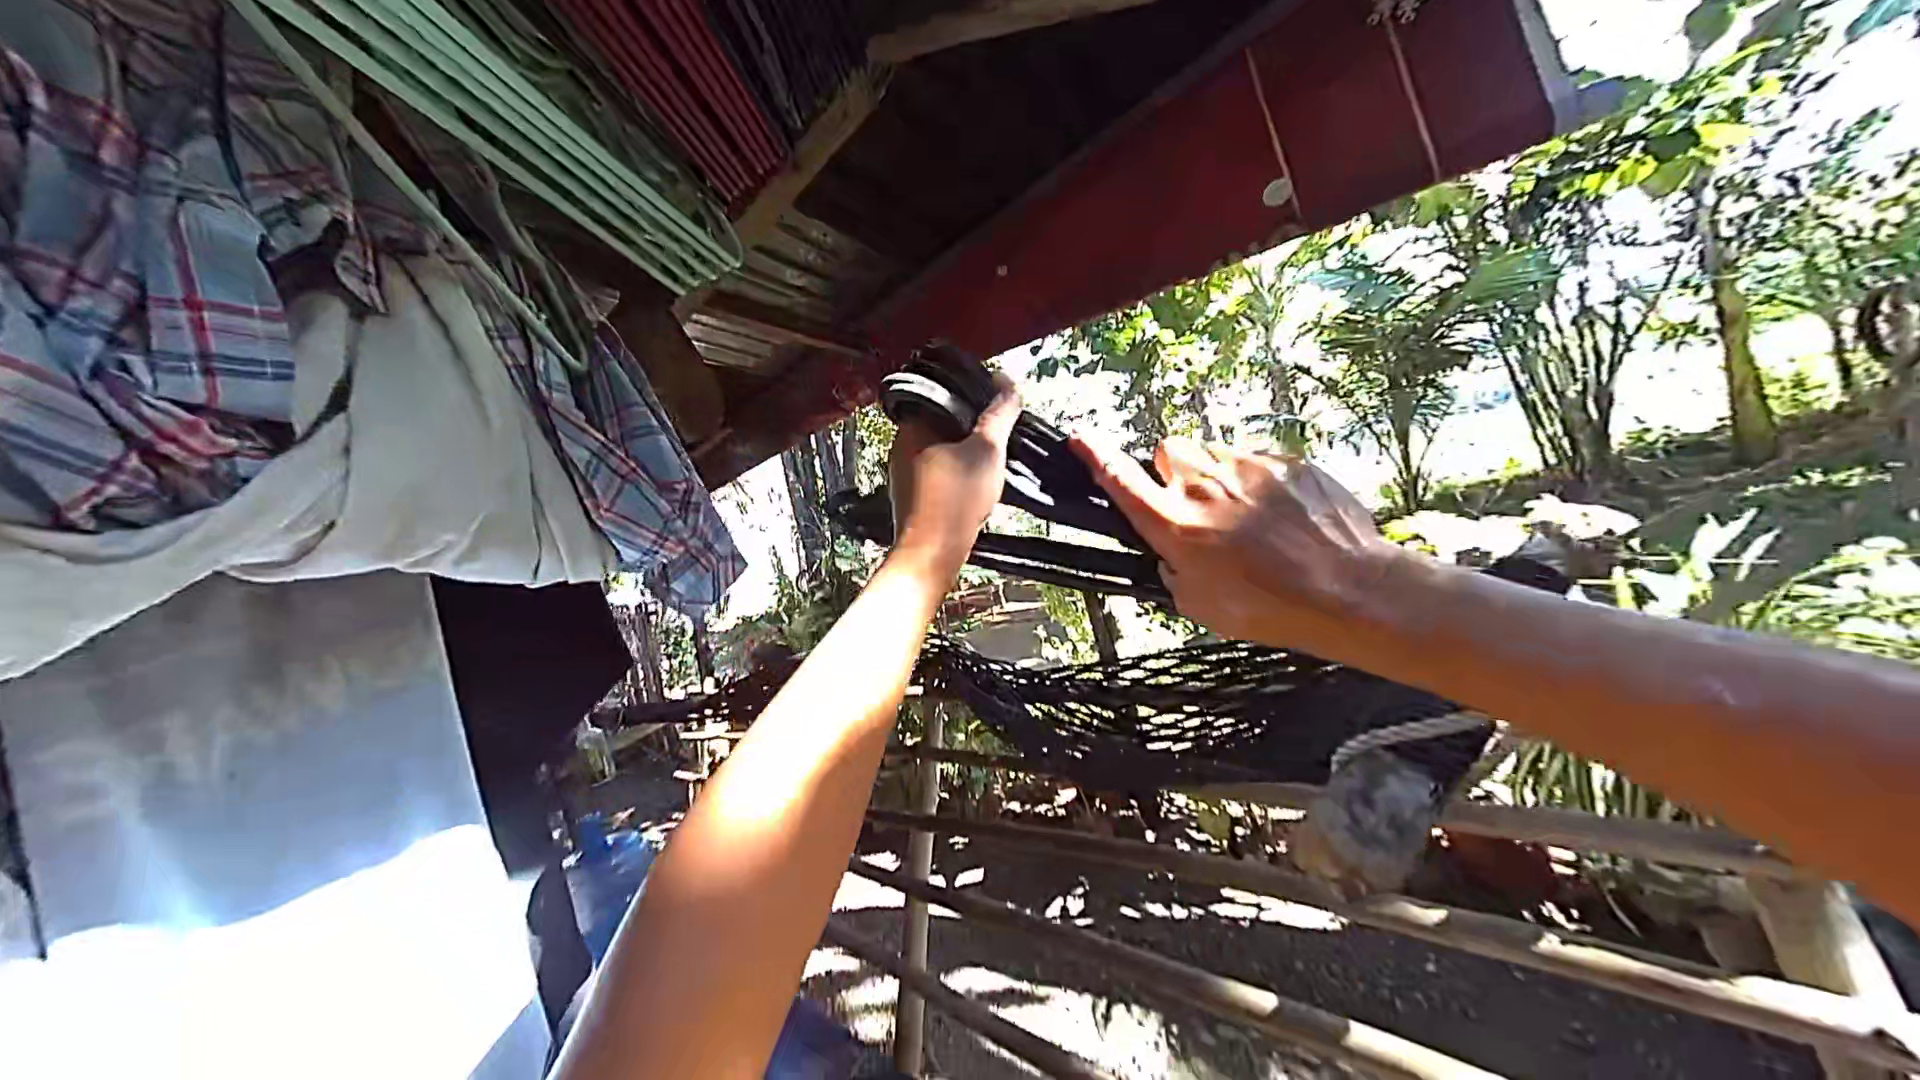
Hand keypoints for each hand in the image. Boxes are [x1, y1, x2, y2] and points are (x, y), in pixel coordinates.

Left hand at [888, 375, 1020, 569]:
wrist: (932, 554)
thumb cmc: (956, 501)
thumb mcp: (987, 450)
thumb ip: (999, 413)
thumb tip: (1006, 382)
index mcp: (912, 425)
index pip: (943, 395)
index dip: (973, 398)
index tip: (996, 409)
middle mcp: (901, 445)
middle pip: (943, 423)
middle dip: (972, 430)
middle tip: (997, 440)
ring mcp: (904, 473)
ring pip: (941, 450)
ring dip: (966, 454)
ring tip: (989, 464)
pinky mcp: (912, 497)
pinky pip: (938, 474)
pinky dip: (957, 476)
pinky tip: (974, 487)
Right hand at [1070, 436, 1402, 646]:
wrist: (1348, 591)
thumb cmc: (1268, 608)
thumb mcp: (1198, 605)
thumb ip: (1172, 571)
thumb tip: (1172, 554)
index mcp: (1173, 523)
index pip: (1120, 479)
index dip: (1095, 456)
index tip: (1080, 439)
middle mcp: (1203, 485)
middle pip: (1167, 450)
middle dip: (1172, 471)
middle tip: (1192, 504)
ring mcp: (1247, 466)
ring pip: (1212, 453)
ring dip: (1214, 476)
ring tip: (1242, 514)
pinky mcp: (1286, 461)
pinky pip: (1254, 460)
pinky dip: (1255, 481)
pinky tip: (1278, 514)